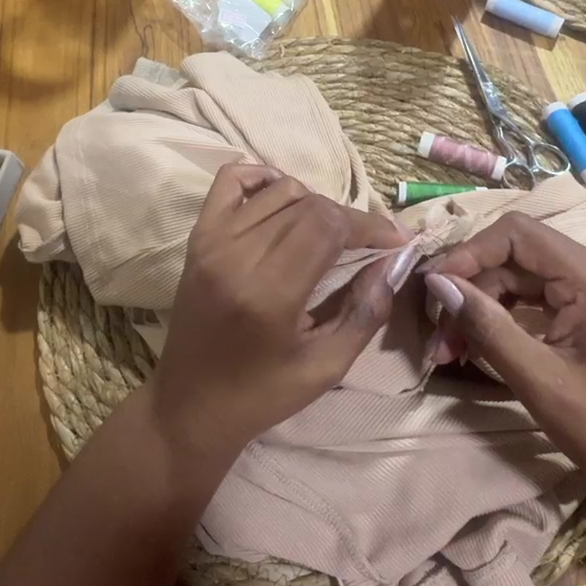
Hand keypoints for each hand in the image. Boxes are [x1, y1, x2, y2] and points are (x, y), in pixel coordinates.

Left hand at [147, 164, 408, 459]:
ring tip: (328, 234)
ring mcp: (212, 241)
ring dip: (313, 202)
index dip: (369, 225)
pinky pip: (231, 182)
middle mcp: (237, 255)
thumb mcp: (327, 366)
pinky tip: (282, 201)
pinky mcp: (197, 238)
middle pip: (308, 204)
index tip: (395, 240)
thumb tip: (395, 261)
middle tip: (367, 243)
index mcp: (270, 293)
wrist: (190, 405)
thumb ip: (366, 311)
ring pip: (278, 190)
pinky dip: (262, 179)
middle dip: (348, 217)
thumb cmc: (262, 394)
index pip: (329, 225)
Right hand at [421, 213, 585, 514]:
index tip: (431, 287)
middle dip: (472, 292)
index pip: (518, 234)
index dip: (468, 253)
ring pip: (525, 278)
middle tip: (438, 339)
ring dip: (485, 308)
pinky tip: (482, 346)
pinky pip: (544, 296)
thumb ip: (487, 325)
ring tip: (451, 351)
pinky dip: (510, 318)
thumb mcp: (541, 382)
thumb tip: (437, 282)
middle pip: (518, 258)